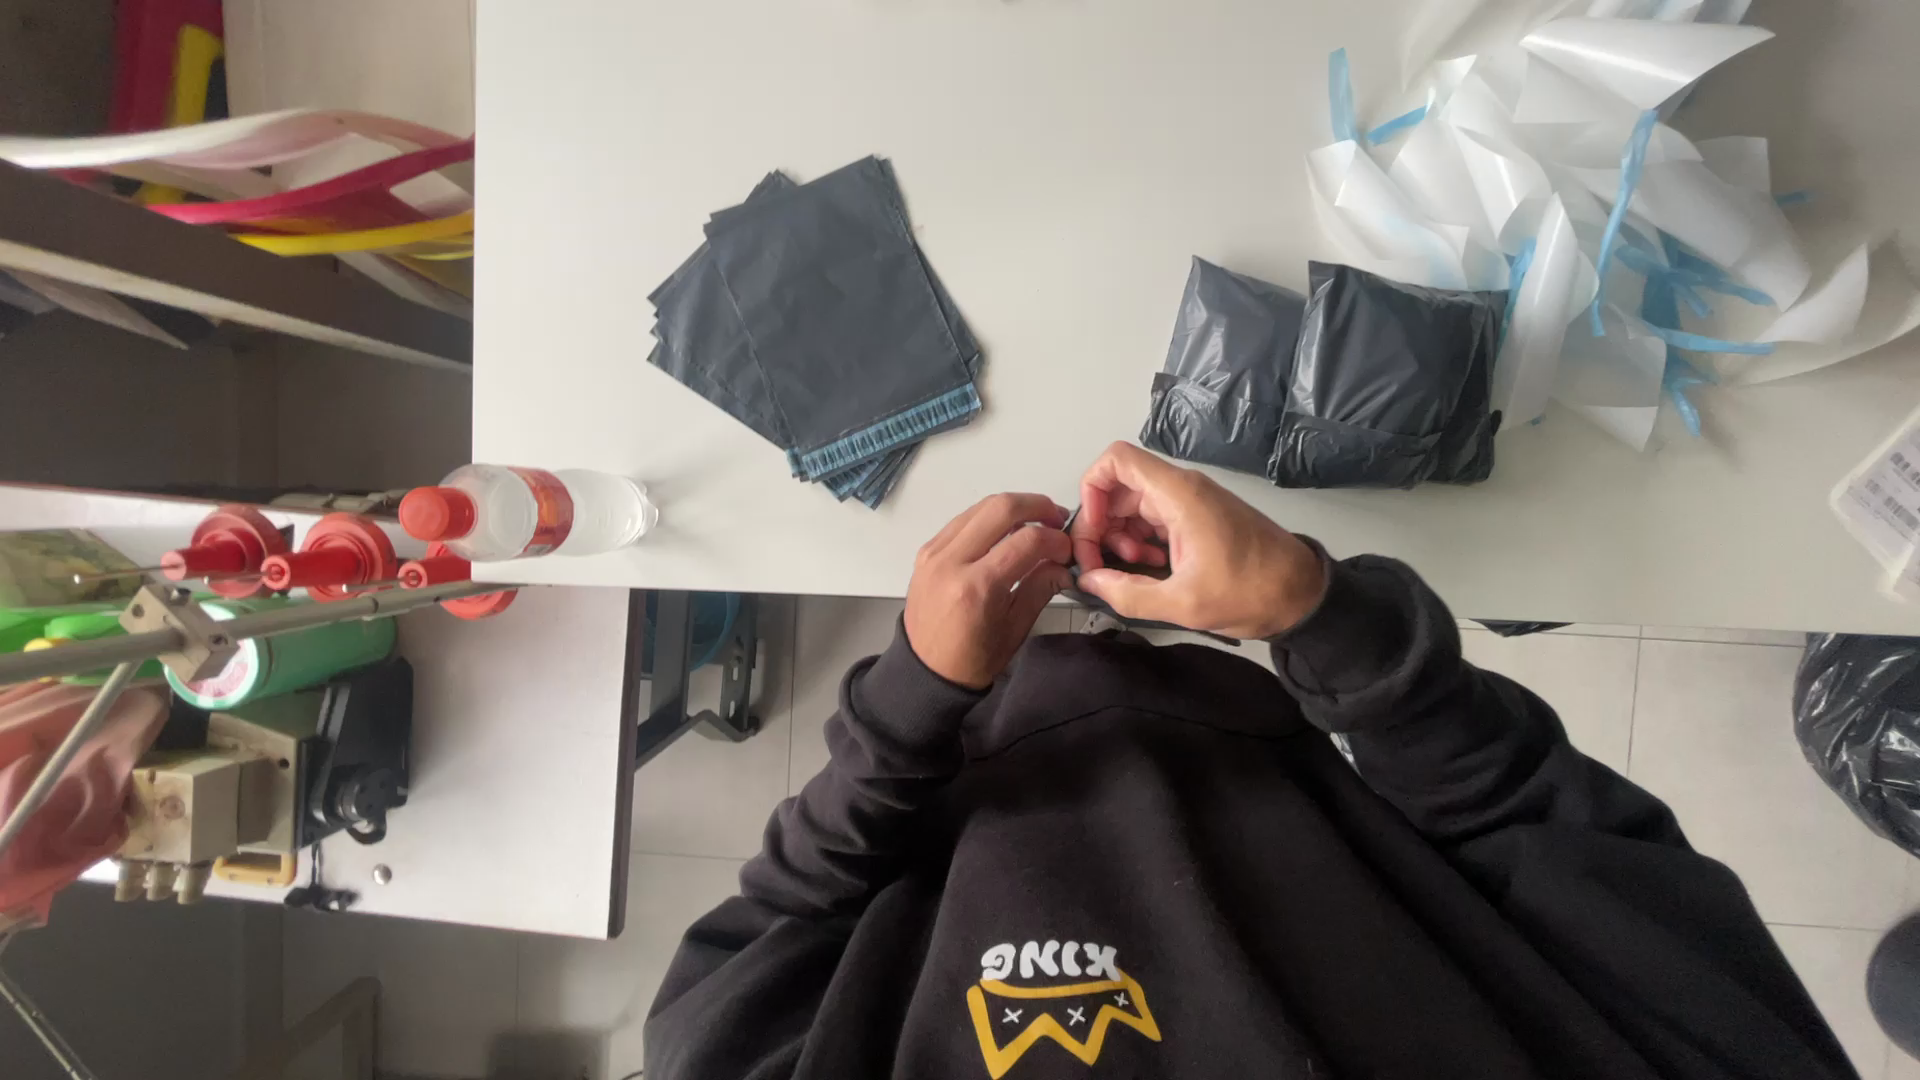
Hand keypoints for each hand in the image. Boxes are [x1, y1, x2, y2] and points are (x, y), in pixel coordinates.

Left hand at [906, 493, 1074, 688]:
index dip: (1055, 540)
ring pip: (981, 507)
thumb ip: (1041, 587)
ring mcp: (934, 552)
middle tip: (1057, 519)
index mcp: (977, 587)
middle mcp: (952, 561)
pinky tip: (1006, 532)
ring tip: (1036, 523)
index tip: (1067, 551)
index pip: (1027, 541)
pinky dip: (989, 519)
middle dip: (1037, 505)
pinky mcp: (927, 550)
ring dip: (1014, 508)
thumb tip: (1064, 562)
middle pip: (1001, 507)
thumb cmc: (974, 659)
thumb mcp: (1015, 628)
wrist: (924, 670)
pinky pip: (964, 520)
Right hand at [1071, 442, 1325, 638]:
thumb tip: (1089, 581)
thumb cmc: (1252, 592)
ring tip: (1131, 570)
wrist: (1302, 595)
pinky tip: (1150, 568)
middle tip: (1099, 565)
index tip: (1092, 530)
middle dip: (1099, 525)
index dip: (1091, 489)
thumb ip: (1126, 593)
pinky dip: (1139, 539)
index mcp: (1178, 495)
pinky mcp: (1196, 517)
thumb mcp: (1181, 603)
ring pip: (1132, 504)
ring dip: (1119, 535)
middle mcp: (1181, 489)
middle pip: (1117, 487)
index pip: (1116, 460)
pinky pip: (1152, 517)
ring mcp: (1190, 502)